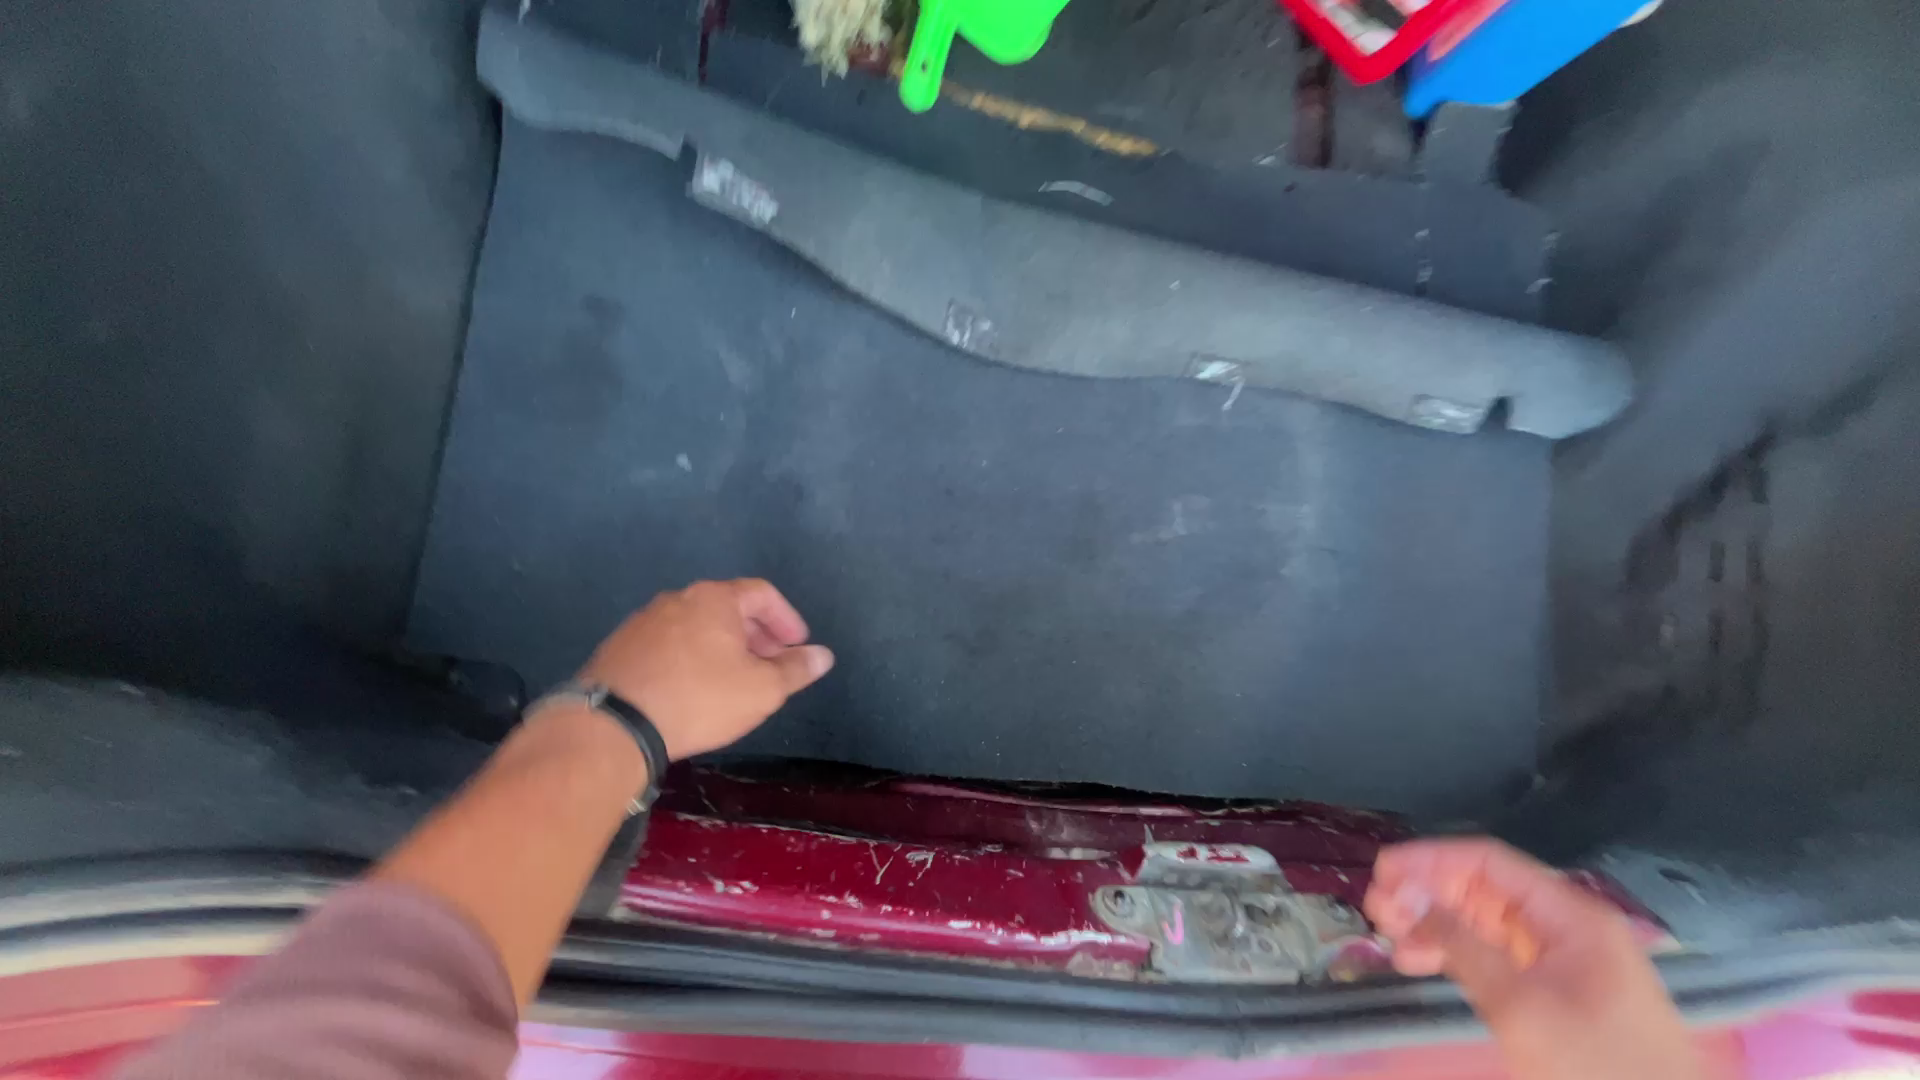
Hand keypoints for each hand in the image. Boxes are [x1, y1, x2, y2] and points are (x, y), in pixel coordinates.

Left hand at [575, 579, 833, 759]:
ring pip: (697, 626)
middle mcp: (678, 598)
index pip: (762, 594)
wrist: (613, 725)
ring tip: (734, 679)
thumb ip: (796, 669)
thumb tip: (823, 655)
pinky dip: (691, 658)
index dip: (787, 618)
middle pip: (728, 607)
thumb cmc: (699, 698)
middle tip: (771, 665)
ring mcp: (644, 621)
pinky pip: (669, 644)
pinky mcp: (619, 647)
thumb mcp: (762, 689)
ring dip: (722, 647)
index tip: (798, 646)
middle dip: (756, 635)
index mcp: (715, 598)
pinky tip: (693, 689)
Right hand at [1365, 838, 1706, 1079]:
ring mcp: (1559, 958)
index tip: (1382, 872)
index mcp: (1571, 915)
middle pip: (1480, 887)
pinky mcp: (1551, 989)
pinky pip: (1489, 952)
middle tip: (1378, 910)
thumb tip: (1405, 893)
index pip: (1487, 861)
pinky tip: (1418, 962)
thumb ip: (1458, 942)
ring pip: (1478, 920)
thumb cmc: (1596, 1071)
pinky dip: (1450, 952)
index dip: (1429, 859)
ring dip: (1431, 924)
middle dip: (1425, 893)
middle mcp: (1565, 926)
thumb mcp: (1519, 1006)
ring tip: (1391, 940)